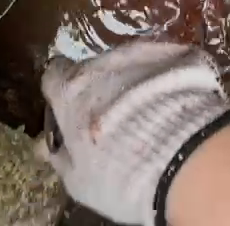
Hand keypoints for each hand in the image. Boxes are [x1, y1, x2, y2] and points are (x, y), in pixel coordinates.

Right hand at [37, 42, 229, 225]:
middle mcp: (103, 62)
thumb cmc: (120, 171)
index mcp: (72, 90)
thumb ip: (60, 156)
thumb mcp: (79, 179)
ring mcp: (141, 51)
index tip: (69, 107)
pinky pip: (161, 62)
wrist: (183, 153)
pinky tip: (173, 104)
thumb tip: (46, 147)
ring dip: (133, 81)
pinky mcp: (175, 51)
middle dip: (101, 88)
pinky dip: (162, 78)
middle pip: (94, 69)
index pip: (54, 74)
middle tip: (115, 119)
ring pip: (129, 63)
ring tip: (149, 114)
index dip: (60, 90)